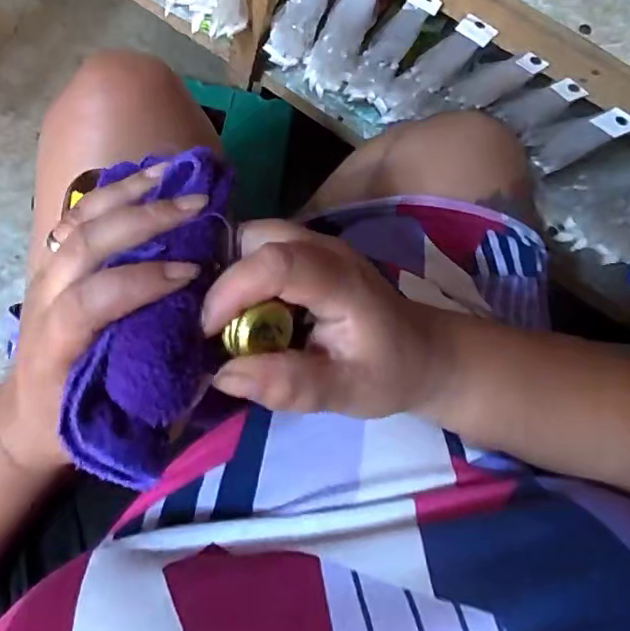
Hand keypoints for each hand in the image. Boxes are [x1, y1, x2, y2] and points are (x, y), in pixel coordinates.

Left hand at [0, 162, 206, 475]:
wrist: (23, 412)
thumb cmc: (70, 420)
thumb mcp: (111, 421)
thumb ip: (154, 386)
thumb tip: (210, 351)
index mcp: (54, 344)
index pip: (89, 300)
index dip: (138, 282)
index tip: (189, 274)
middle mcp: (43, 299)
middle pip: (86, 243)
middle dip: (143, 221)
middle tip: (195, 208)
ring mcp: (45, 272)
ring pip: (81, 219)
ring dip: (130, 194)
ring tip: (173, 175)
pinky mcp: (53, 258)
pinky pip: (80, 213)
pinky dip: (115, 190)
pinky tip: (148, 175)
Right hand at [200, 220, 446, 418]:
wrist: (421, 349)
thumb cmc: (388, 372)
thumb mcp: (347, 393)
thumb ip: (291, 385)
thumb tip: (223, 375)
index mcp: (341, 280)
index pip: (278, 263)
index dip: (233, 290)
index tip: (207, 333)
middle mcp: (324, 247)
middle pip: (256, 238)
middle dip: (222, 278)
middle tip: (210, 327)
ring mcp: (314, 242)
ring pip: (252, 237)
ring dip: (227, 273)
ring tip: (222, 320)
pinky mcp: (304, 248)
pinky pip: (257, 246)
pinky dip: (237, 272)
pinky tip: (238, 310)